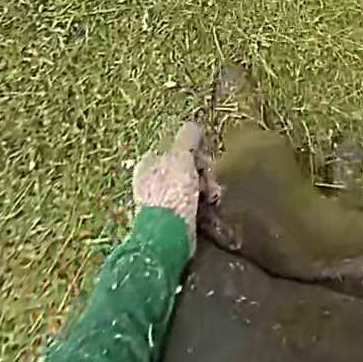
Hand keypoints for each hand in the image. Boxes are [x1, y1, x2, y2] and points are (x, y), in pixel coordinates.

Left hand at [133, 122, 204, 247]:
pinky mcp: (173, 220)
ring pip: (191, 187)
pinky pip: (193, 206)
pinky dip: (203, 206)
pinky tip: (211, 210)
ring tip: (213, 198)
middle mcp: (153, 179)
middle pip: (186, 168)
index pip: (176, 149)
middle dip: (203, 173)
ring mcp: (162, 200)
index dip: (194, 153)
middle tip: (210, 182)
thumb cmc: (172, 191)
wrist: (168, 236)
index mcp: (150, 161)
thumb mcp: (180, 156)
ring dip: (206, 189)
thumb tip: (193, 125)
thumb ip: (187, 138)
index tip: (204, 161)